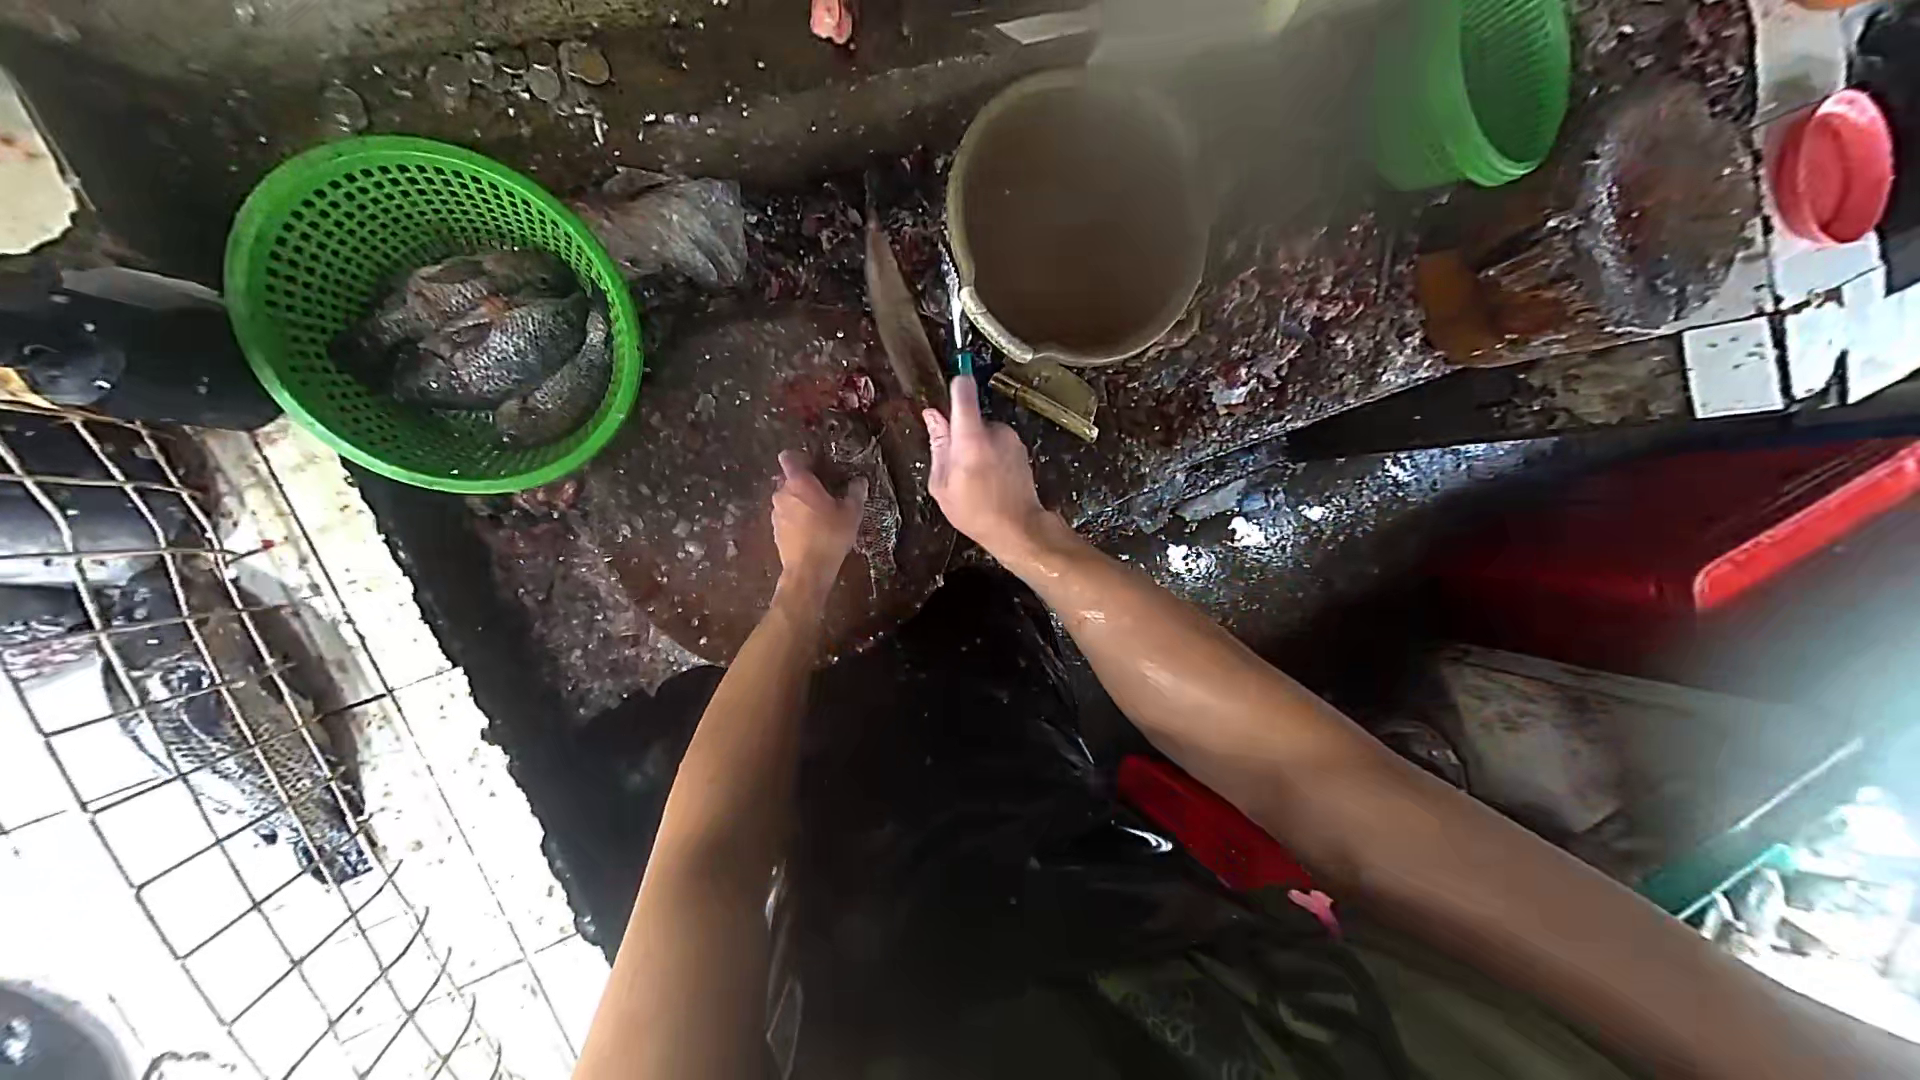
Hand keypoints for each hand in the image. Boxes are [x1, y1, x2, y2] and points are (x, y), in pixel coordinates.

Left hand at [770, 450, 866, 610]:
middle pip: (789, 479)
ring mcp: (775, 513)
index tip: (815, 465)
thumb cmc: (831, 536)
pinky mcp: (775, 530)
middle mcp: (782, 493)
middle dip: (804, 483)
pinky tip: (811, 531)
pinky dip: (795, 519)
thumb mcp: (852, 513)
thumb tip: (859, 481)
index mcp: (799, 483)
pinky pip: (785, 516)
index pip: (789, 457)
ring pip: (787, 499)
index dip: (801, 457)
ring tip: (819, 515)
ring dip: (799, 502)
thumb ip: (855, 493)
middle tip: (825, 493)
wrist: (808, 570)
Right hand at [924, 375, 1050, 557]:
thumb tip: (932, 417)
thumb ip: (938, 445)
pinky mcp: (1021, 448)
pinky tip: (989, 479)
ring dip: (976, 447)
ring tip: (973, 477)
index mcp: (971, 439)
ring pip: (984, 432)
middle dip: (960, 434)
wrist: (1018, 528)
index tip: (949, 385)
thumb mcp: (942, 484)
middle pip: (970, 417)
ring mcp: (1011, 438)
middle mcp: (994, 431)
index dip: (955, 385)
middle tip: (955, 465)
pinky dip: (990, 455)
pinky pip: (997, 443)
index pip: (964, 392)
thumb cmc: (975, 511)